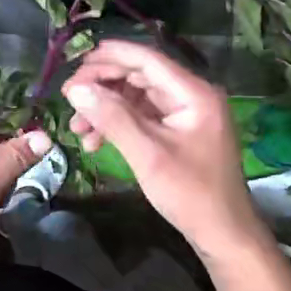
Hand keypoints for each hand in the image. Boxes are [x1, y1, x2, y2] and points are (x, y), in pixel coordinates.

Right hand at [62, 40, 264, 256]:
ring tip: (76, 127)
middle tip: (68, 97)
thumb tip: (76, 90)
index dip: (110, 57)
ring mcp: (183, 114)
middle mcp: (190, 96)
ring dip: (104, 108)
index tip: (74, 64)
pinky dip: (116, 124)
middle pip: (139, 76)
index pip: (147, 60)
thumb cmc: (190, 193)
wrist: (222, 233)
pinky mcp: (175, 132)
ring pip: (135, 97)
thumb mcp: (147, 154)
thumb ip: (112, 118)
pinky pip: (140, 117)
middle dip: (102, 85)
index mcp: (193, 94)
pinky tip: (94, 141)